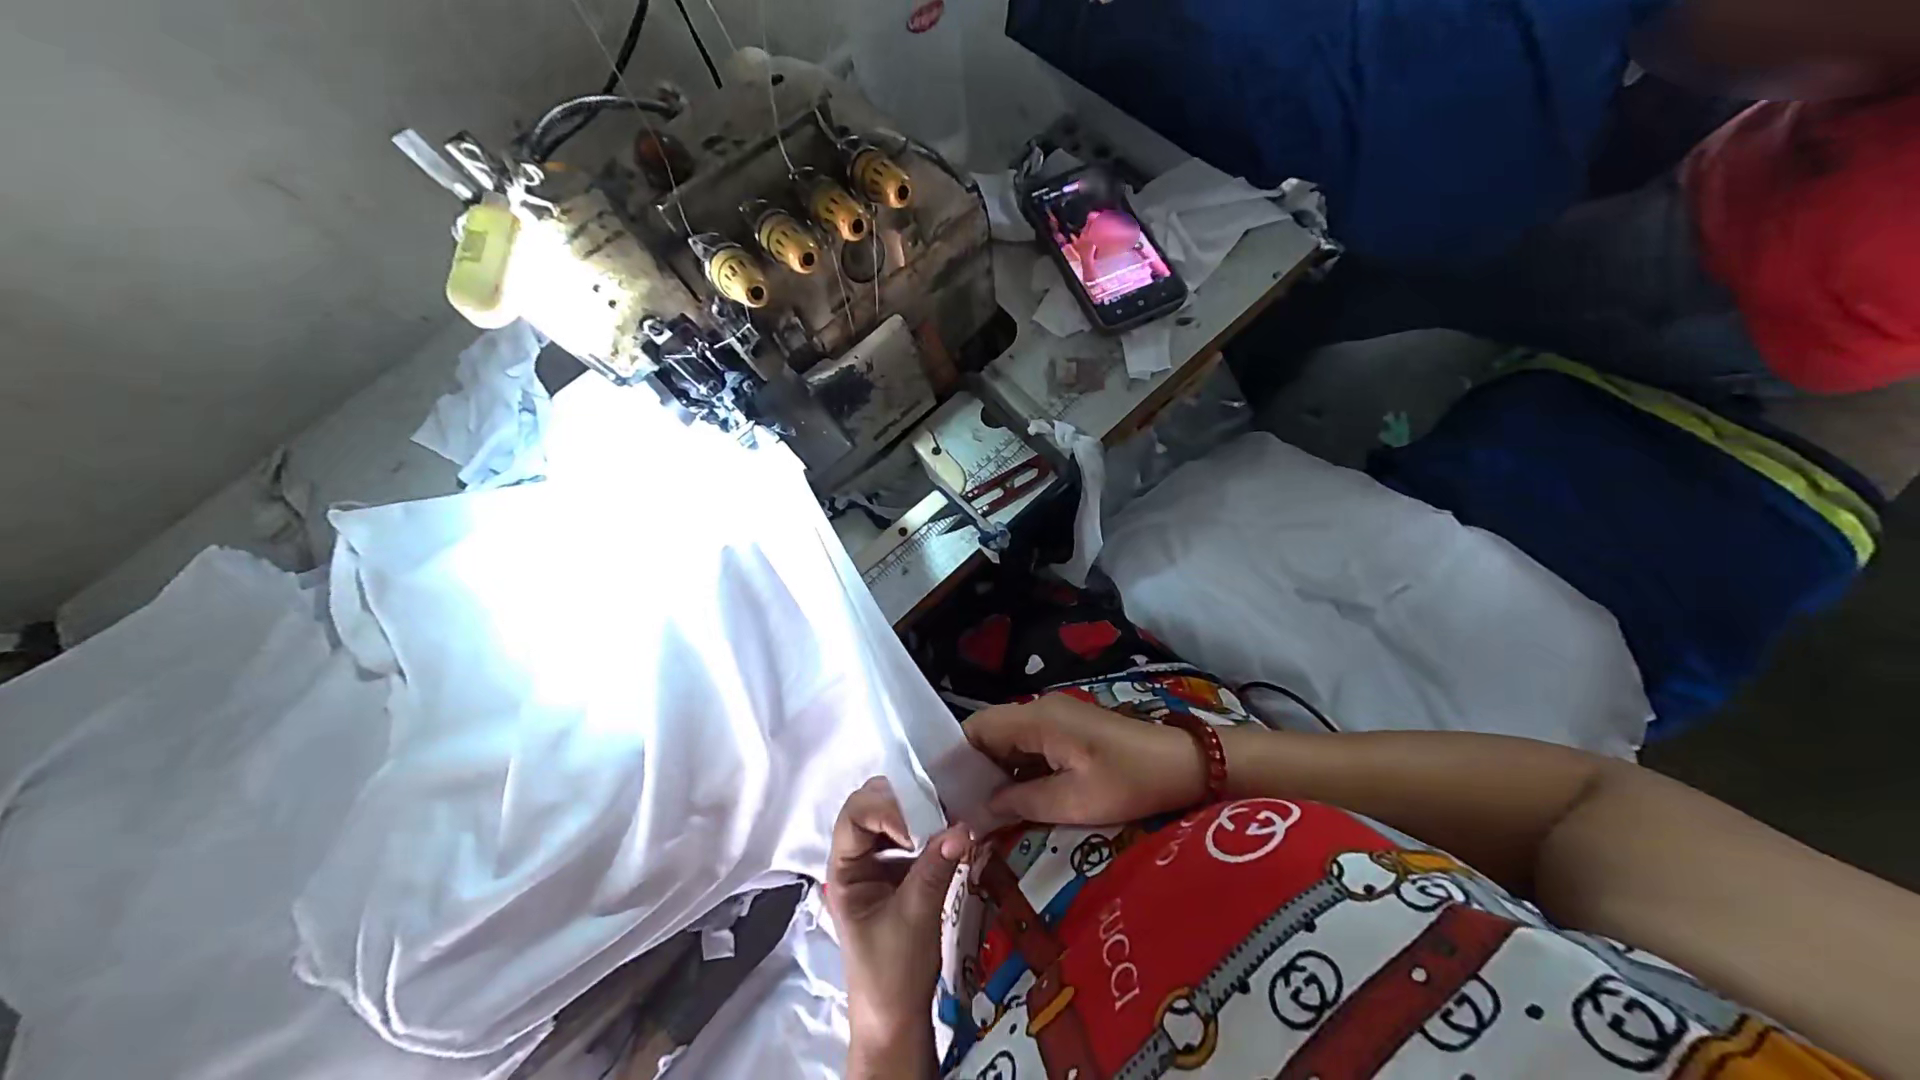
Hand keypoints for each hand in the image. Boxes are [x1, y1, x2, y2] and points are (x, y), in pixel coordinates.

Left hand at [826, 778, 968, 1078]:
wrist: (897, 1020)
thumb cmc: (893, 973)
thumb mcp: (915, 918)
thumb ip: (935, 868)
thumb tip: (964, 826)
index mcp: (843, 869)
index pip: (855, 815)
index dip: (886, 809)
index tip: (920, 825)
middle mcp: (856, 858)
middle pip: (871, 806)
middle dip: (903, 802)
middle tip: (939, 809)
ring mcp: (877, 863)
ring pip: (891, 816)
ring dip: (919, 812)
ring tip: (949, 815)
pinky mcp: (899, 871)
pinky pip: (911, 835)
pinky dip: (930, 828)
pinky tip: (951, 831)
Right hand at [964, 694, 1207, 825]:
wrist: (1183, 765)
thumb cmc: (1129, 782)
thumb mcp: (1073, 801)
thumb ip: (1019, 802)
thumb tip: (976, 813)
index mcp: (1036, 719)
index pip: (975, 729)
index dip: (954, 759)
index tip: (943, 795)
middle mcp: (1038, 710)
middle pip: (988, 734)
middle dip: (972, 770)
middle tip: (959, 809)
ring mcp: (1054, 718)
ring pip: (1007, 742)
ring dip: (994, 773)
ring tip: (979, 810)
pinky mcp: (1067, 730)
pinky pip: (1028, 746)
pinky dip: (1016, 771)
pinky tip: (1012, 799)